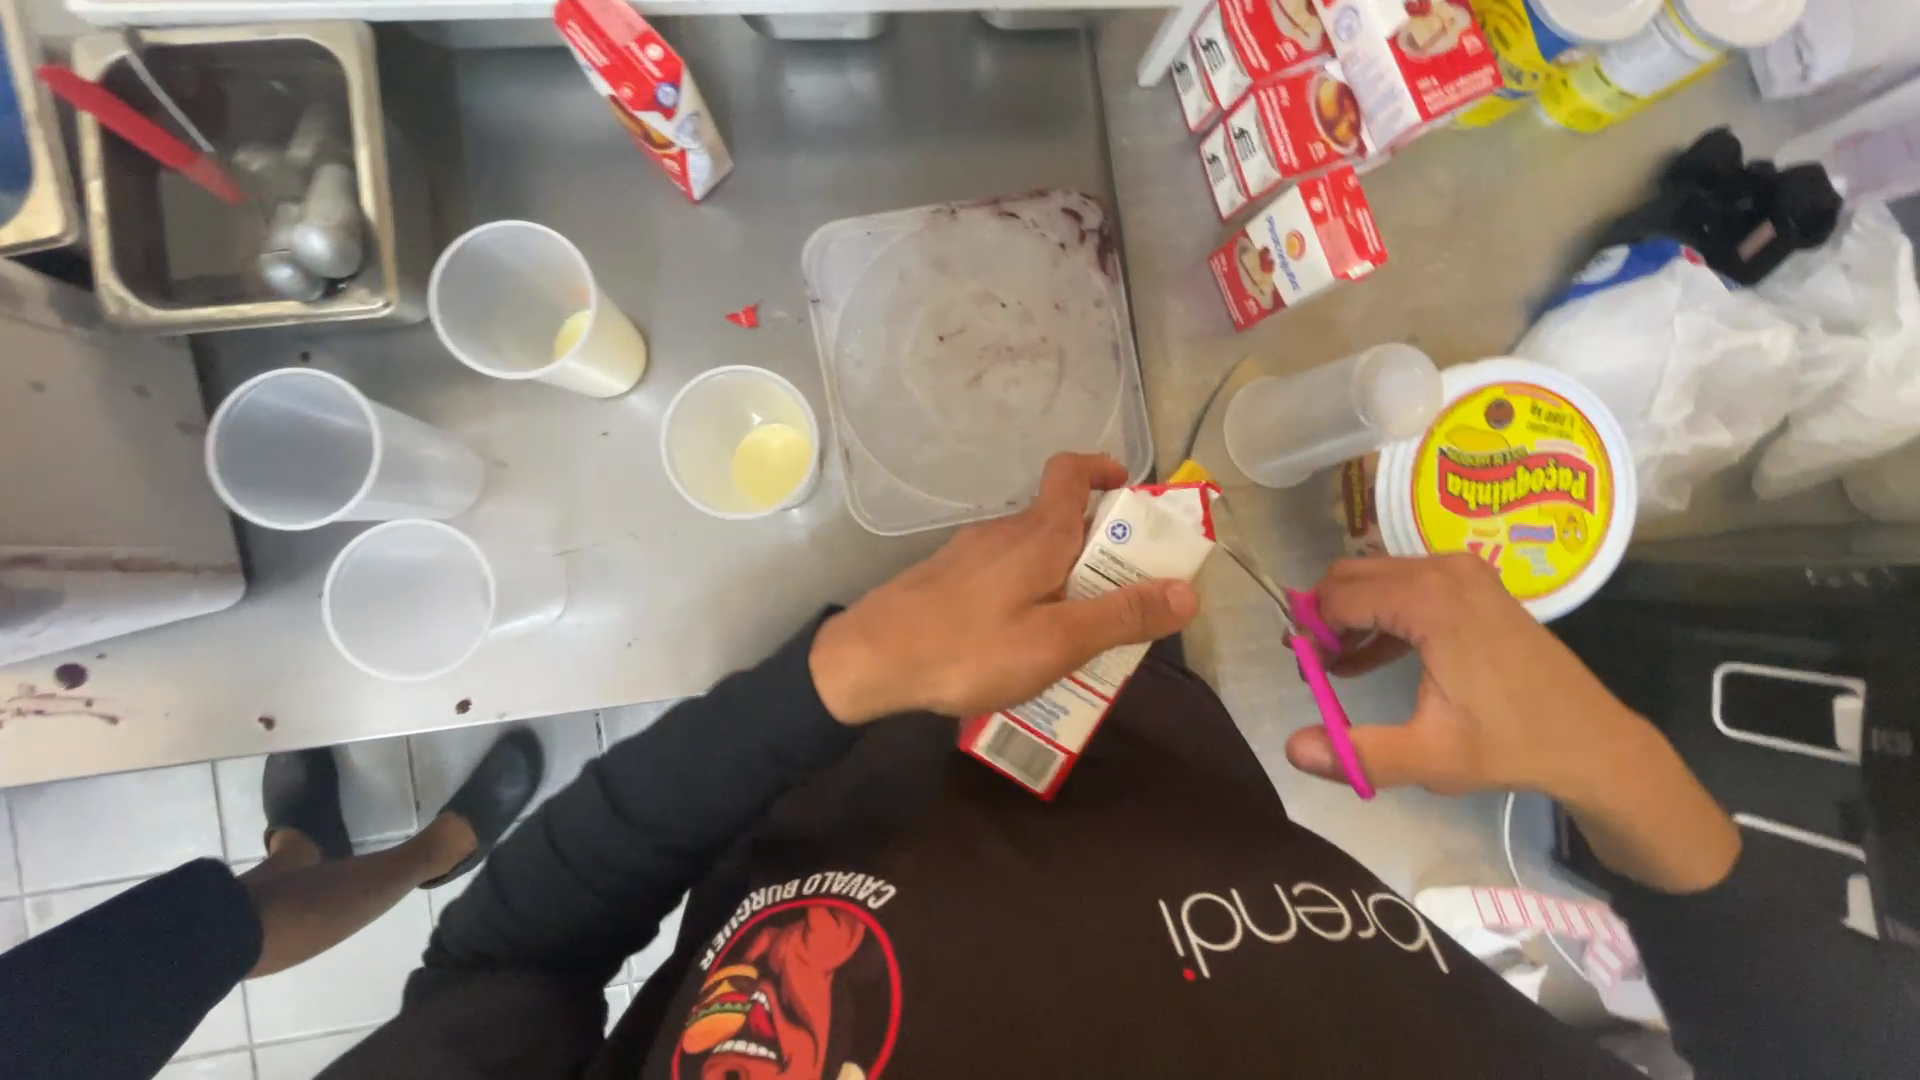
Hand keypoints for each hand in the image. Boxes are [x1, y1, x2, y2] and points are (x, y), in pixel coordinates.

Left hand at [809, 453, 1199, 724]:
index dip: (1104, 470)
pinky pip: (1005, 579)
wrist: (870, 661)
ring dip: (1065, 584)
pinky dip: (1029, 600)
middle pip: (1063, 522)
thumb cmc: (970, 647)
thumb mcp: (1058, 641)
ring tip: (1080, 641)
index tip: (1131, 493)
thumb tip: (1188, 590)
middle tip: (1125, 604)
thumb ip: (1122, 615)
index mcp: (1038, 534)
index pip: (1072, 471)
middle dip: (1102, 554)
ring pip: (1034, 557)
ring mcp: (971, 554)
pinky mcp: (948, 580)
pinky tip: (1023, 650)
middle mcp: (1004, 532)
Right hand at [1286, 555, 1738, 892]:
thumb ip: (1359, 753)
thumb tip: (1292, 750)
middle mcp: (1444, 571)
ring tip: (1335, 665)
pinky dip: (1375, 615)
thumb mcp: (1432, 758)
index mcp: (1432, 602)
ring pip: (1372, 577)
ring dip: (1346, 616)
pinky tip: (1364, 659)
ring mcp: (1461, 573)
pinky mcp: (1470, 585)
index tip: (1305, 672)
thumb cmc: (1512, 746)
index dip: (1310, 632)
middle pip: (1350, 576)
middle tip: (1314, 666)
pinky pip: (1401, 584)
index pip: (1338, 596)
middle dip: (1322, 618)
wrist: (1594, 742)